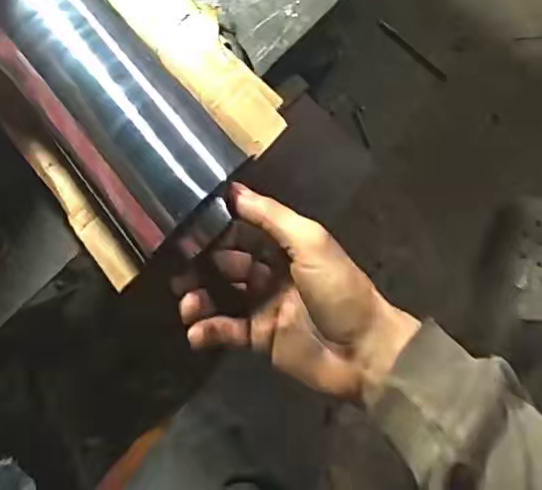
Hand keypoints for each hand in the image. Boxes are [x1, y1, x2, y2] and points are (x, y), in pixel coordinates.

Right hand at [175, 184, 420, 404]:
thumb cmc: (339, 288)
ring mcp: (264, 304)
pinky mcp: (260, 339)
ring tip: (186, 302)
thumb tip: (234, 190)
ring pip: (222, 293)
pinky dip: (208, 329)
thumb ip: (272, 217)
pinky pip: (227, 330)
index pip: (245, 227)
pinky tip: (196, 331)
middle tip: (177, 264)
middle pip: (228, 259)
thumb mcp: (310, 241)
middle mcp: (272, 270)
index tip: (188, 221)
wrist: (363, 352)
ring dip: (200, 295)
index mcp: (286, 243)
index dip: (219, 224)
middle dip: (202, 260)